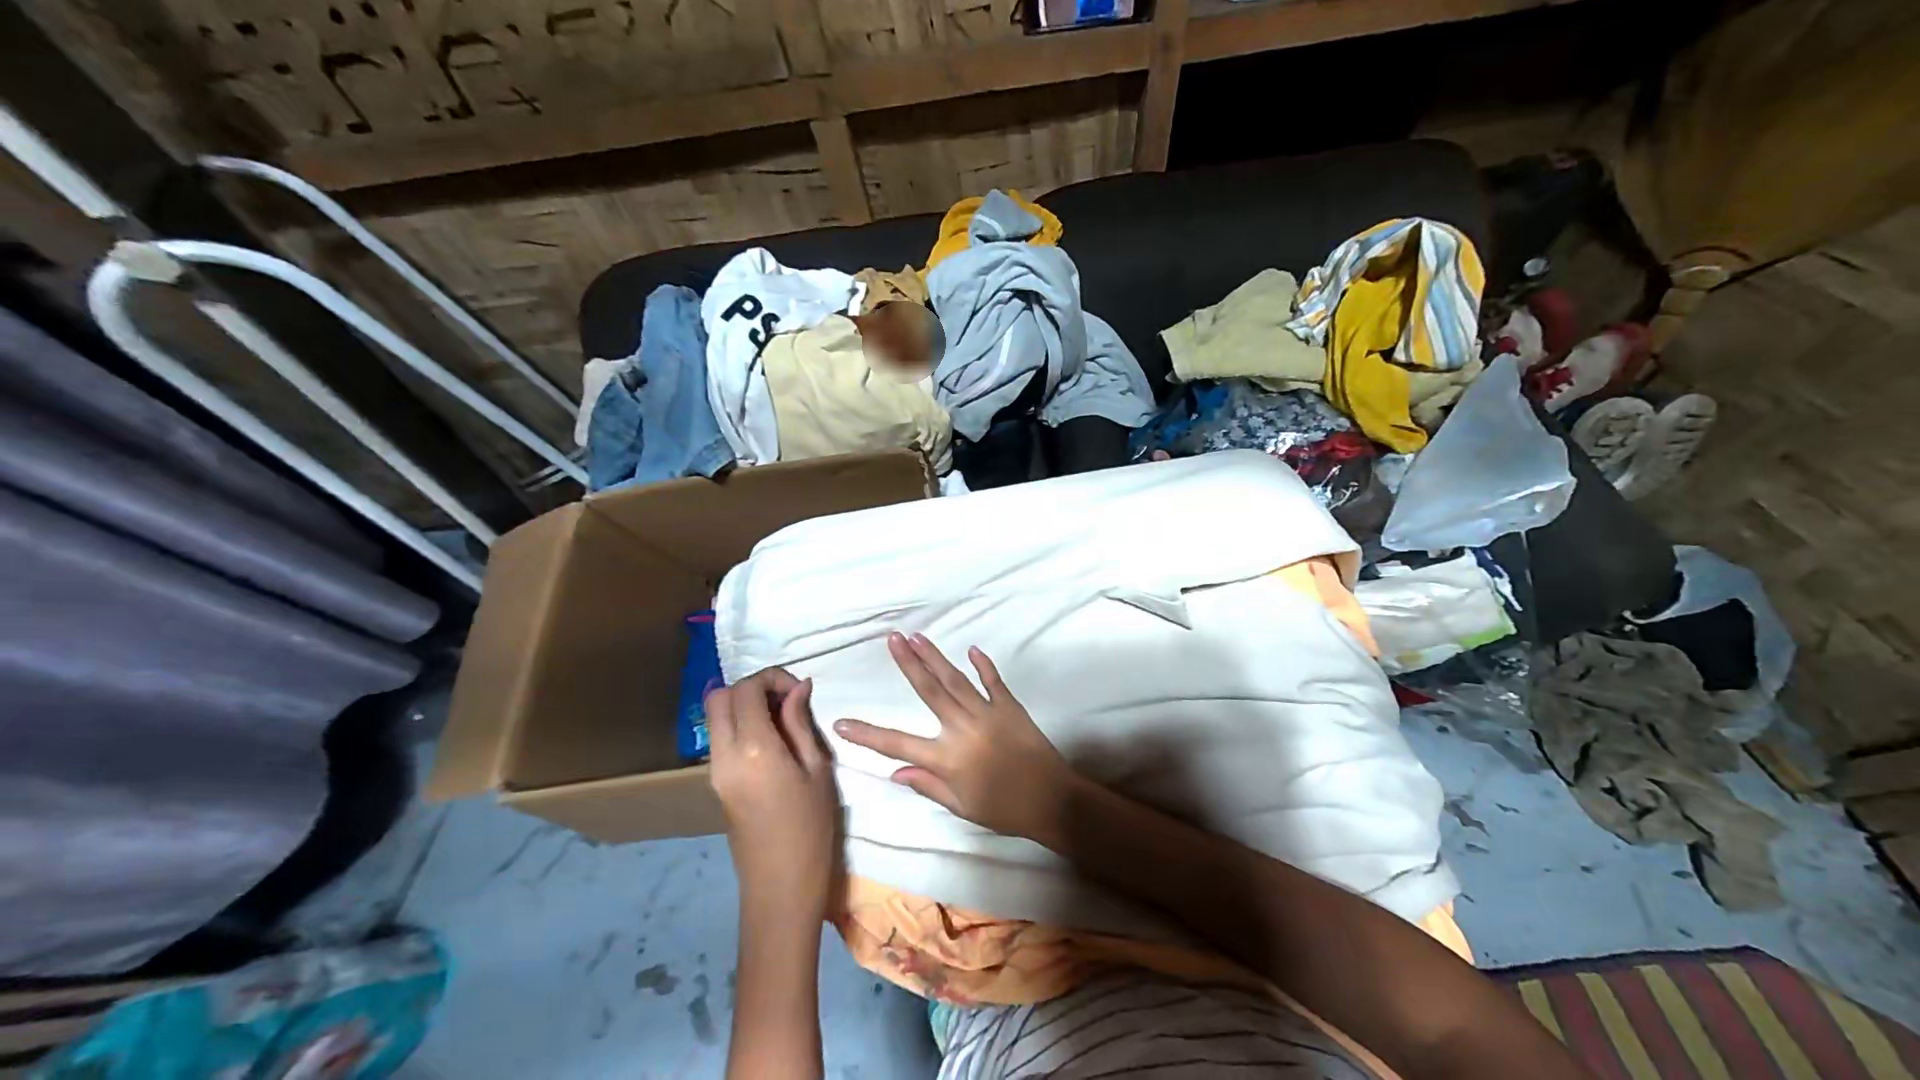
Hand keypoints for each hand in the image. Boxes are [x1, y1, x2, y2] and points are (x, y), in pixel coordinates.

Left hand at [707, 669, 838, 917]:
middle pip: (719, 697)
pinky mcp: (715, 785)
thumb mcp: (817, 769)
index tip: (798, 690)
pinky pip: (721, 740)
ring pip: (715, 718)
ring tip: (783, 722)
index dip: (771, 677)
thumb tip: (797, 688)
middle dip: (751, 687)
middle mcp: (724, 754)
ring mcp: (714, 771)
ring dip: (744, 706)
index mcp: (753, 748)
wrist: (781, 886)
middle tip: (786, 700)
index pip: (745, 689)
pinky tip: (773, 743)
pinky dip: (741, 726)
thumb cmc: (811, 827)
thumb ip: (800, 723)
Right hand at [834, 633, 1077, 845]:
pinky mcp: (1011, 707)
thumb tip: (895, 772)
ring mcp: (988, 713)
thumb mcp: (962, 807)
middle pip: (929, 691)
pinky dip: (983, 665)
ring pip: (955, 680)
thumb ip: (928, 785)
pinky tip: (971, 649)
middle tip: (892, 639)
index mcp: (947, 758)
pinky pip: (994, 681)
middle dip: (908, 664)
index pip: (897, 744)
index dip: (867, 734)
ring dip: (935, 657)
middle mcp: (962, 729)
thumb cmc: (1005, 810)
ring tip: (917, 637)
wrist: (1053, 801)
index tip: (840, 722)